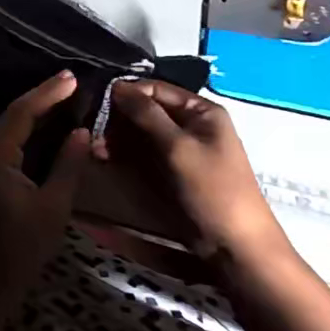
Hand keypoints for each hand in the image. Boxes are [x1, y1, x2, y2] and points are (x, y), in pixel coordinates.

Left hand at [0, 71, 91, 310]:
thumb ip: (68, 165)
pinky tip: (50, 124)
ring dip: (37, 110)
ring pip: (10, 126)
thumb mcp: (54, 206)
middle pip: (13, 114)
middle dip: (43, 96)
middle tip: (72, 80)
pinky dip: (30, 128)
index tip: (73, 78)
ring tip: (66, 94)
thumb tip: (82, 130)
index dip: (48, 93)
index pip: (22, 113)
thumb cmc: (22, 249)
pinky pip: (10, 141)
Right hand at [106, 79, 285, 261]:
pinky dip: (126, 154)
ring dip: (119, 138)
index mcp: (201, 110)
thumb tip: (117, 85)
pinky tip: (106, 159)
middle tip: (94, 133)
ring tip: (97, 151)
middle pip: (147, 110)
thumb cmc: (212, 189)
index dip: (127, 94)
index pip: (156, 89)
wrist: (234, 245)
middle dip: (120, 119)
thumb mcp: (179, 147)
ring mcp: (181, 149)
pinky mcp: (172, 172)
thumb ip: (147, 115)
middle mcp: (191, 124)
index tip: (97, 104)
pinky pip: (144, 154)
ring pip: (142, 133)